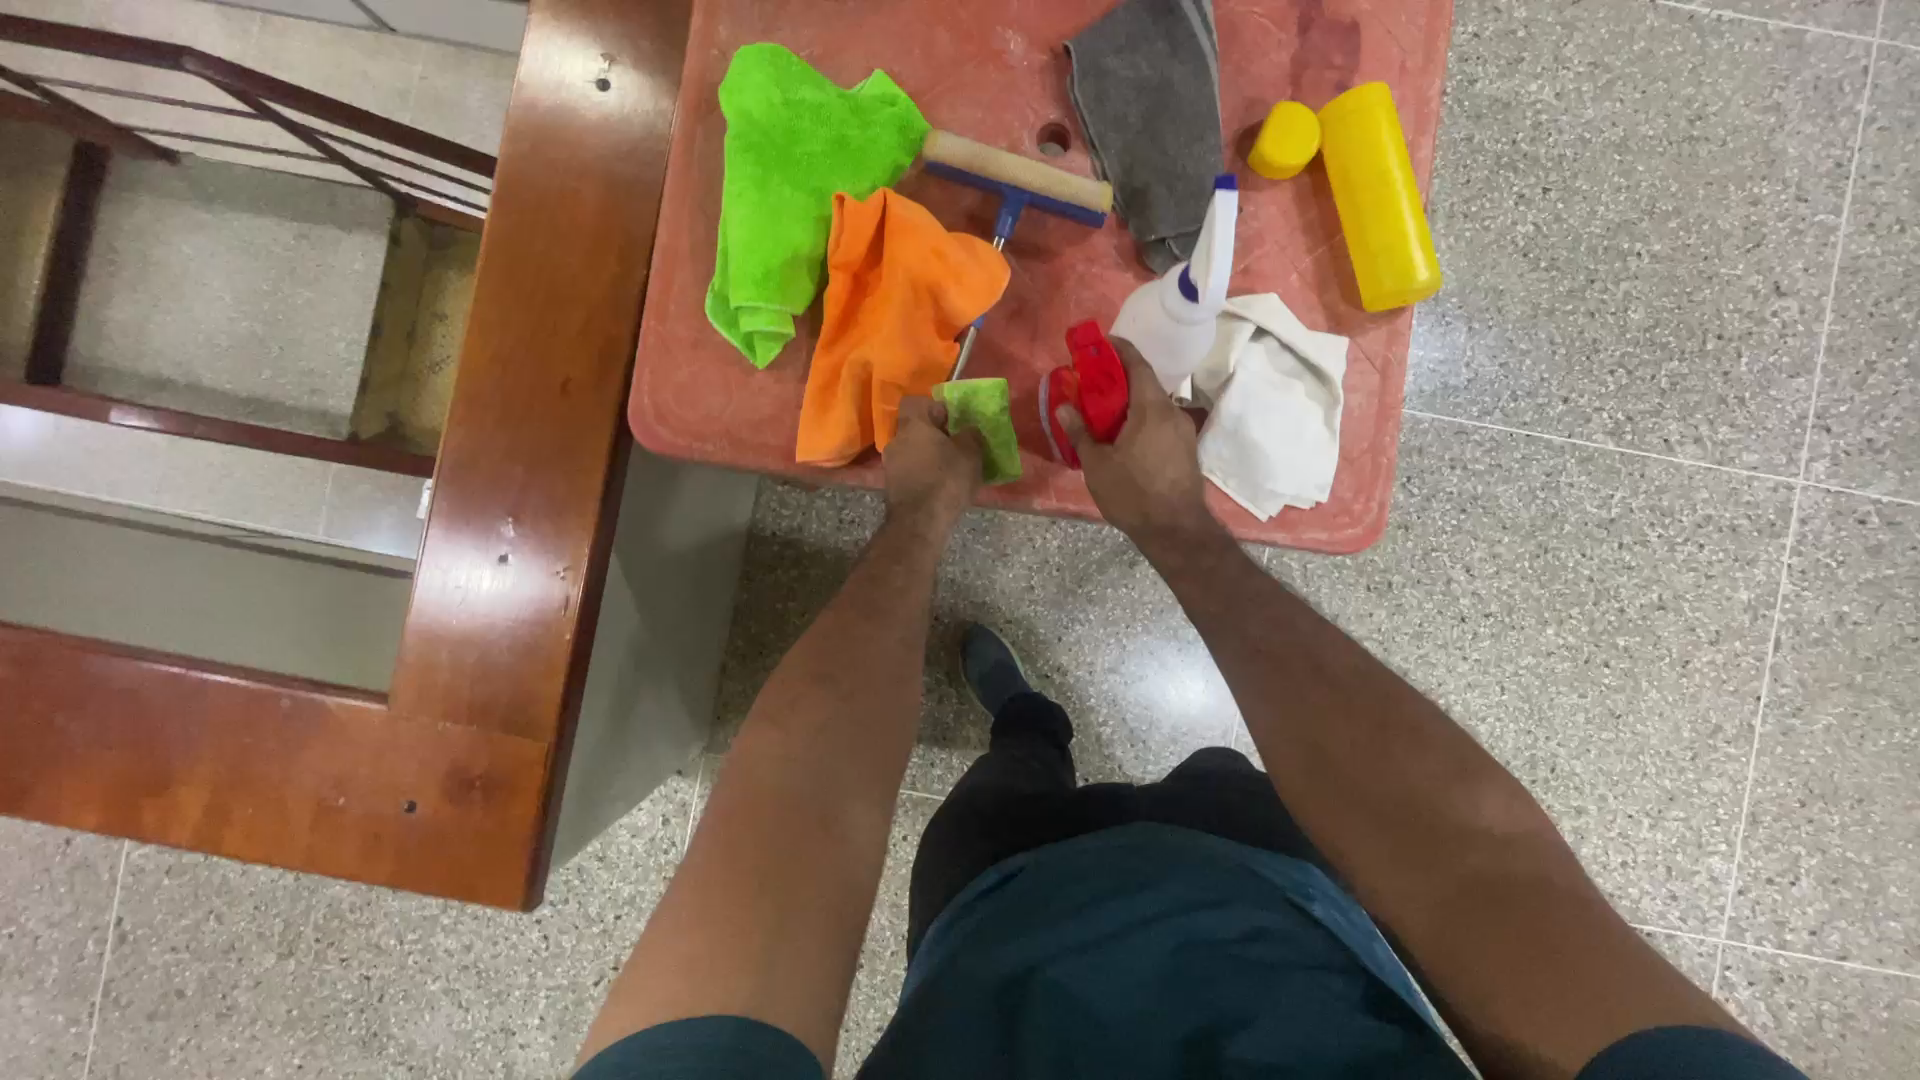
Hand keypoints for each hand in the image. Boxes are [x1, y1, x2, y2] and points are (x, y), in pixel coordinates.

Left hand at [883, 397, 983, 532]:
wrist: (920, 522)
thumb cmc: (946, 479)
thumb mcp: (971, 452)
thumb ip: (970, 434)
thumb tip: (968, 430)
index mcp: (912, 425)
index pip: (915, 402)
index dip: (935, 407)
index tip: (952, 420)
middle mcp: (895, 441)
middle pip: (915, 429)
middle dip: (935, 435)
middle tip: (956, 446)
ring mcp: (890, 466)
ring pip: (912, 452)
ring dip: (929, 457)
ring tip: (951, 470)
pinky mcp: (892, 488)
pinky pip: (911, 472)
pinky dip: (924, 475)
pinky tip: (940, 488)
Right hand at [1054, 339, 1215, 544]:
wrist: (1176, 530)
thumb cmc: (1133, 493)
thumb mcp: (1098, 464)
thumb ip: (1081, 432)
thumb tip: (1065, 407)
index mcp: (1152, 408)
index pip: (1137, 365)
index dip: (1119, 350)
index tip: (1100, 344)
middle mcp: (1173, 413)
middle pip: (1146, 386)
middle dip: (1119, 382)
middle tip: (1093, 386)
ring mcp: (1184, 433)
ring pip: (1154, 408)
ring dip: (1131, 405)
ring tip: (1104, 415)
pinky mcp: (1186, 451)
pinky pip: (1160, 425)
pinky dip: (1142, 423)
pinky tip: (1124, 439)